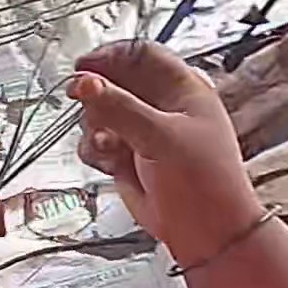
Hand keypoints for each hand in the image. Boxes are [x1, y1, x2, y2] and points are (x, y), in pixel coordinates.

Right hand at [69, 40, 262, 263]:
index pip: (140, 55)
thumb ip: (119, 107)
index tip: (83, 66)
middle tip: (86, 105)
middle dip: (96, 96)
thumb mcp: (160, 137)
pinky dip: (95, 152)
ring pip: (98, 114)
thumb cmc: (203, 182)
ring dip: (94, 128)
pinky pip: (94, 143)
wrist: (204, 232)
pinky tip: (110, 162)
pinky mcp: (124, 157)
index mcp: (182, 90)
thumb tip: (85, 82)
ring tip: (110, 145)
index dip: (110, 56)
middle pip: (112, 83)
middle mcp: (159, 107)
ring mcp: (140, 133)